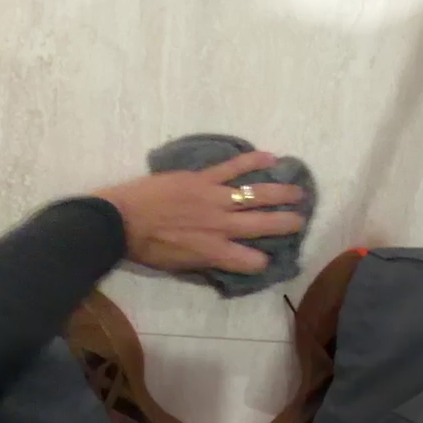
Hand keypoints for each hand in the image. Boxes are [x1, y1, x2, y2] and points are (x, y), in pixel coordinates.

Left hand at [92, 152, 306, 273]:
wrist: (120, 220)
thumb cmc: (146, 247)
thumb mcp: (179, 265)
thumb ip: (206, 261)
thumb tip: (225, 259)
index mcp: (214, 251)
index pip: (251, 261)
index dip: (262, 262)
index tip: (268, 260)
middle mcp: (221, 226)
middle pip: (263, 225)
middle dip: (287, 223)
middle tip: (302, 220)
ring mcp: (215, 198)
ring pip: (257, 194)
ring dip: (281, 192)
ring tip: (299, 192)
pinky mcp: (203, 178)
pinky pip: (233, 167)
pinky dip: (253, 160)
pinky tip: (271, 156)